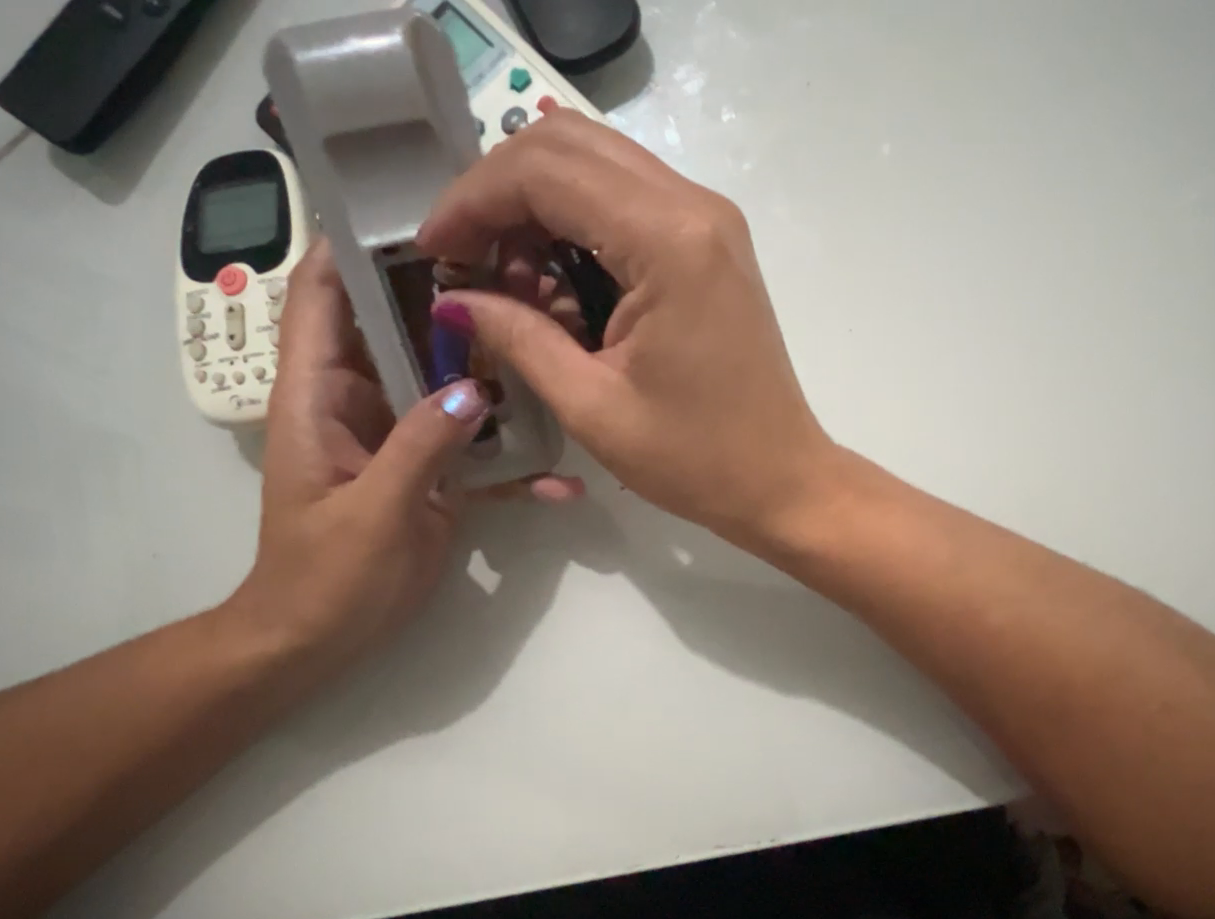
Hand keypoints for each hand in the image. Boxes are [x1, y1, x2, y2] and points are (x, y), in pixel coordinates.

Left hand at [222, 241, 576, 670]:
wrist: (318, 642)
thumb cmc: (323, 578)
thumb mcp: (372, 512)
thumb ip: (421, 446)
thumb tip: (476, 388)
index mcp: (319, 398)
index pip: (322, 300)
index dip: (350, 247)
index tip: (408, 207)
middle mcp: (359, 404)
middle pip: (401, 329)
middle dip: (450, 298)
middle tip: (516, 267)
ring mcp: (399, 438)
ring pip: (447, 384)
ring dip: (494, 371)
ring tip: (553, 343)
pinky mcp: (430, 474)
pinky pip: (474, 452)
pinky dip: (512, 462)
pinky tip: (560, 482)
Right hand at [416, 112, 839, 541]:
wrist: (780, 479)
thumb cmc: (695, 459)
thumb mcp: (592, 407)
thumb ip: (518, 337)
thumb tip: (452, 298)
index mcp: (669, 242)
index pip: (544, 170)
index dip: (472, 202)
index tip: (433, 253)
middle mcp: (694, 206)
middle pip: (567, 144)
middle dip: (498, 194)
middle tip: (464, 261)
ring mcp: (708, 218)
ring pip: (595, 163)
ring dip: (535, 207)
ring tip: (509, 284)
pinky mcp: (709, 240)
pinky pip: (624, 199)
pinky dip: (574, 225)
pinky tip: (554, 286)